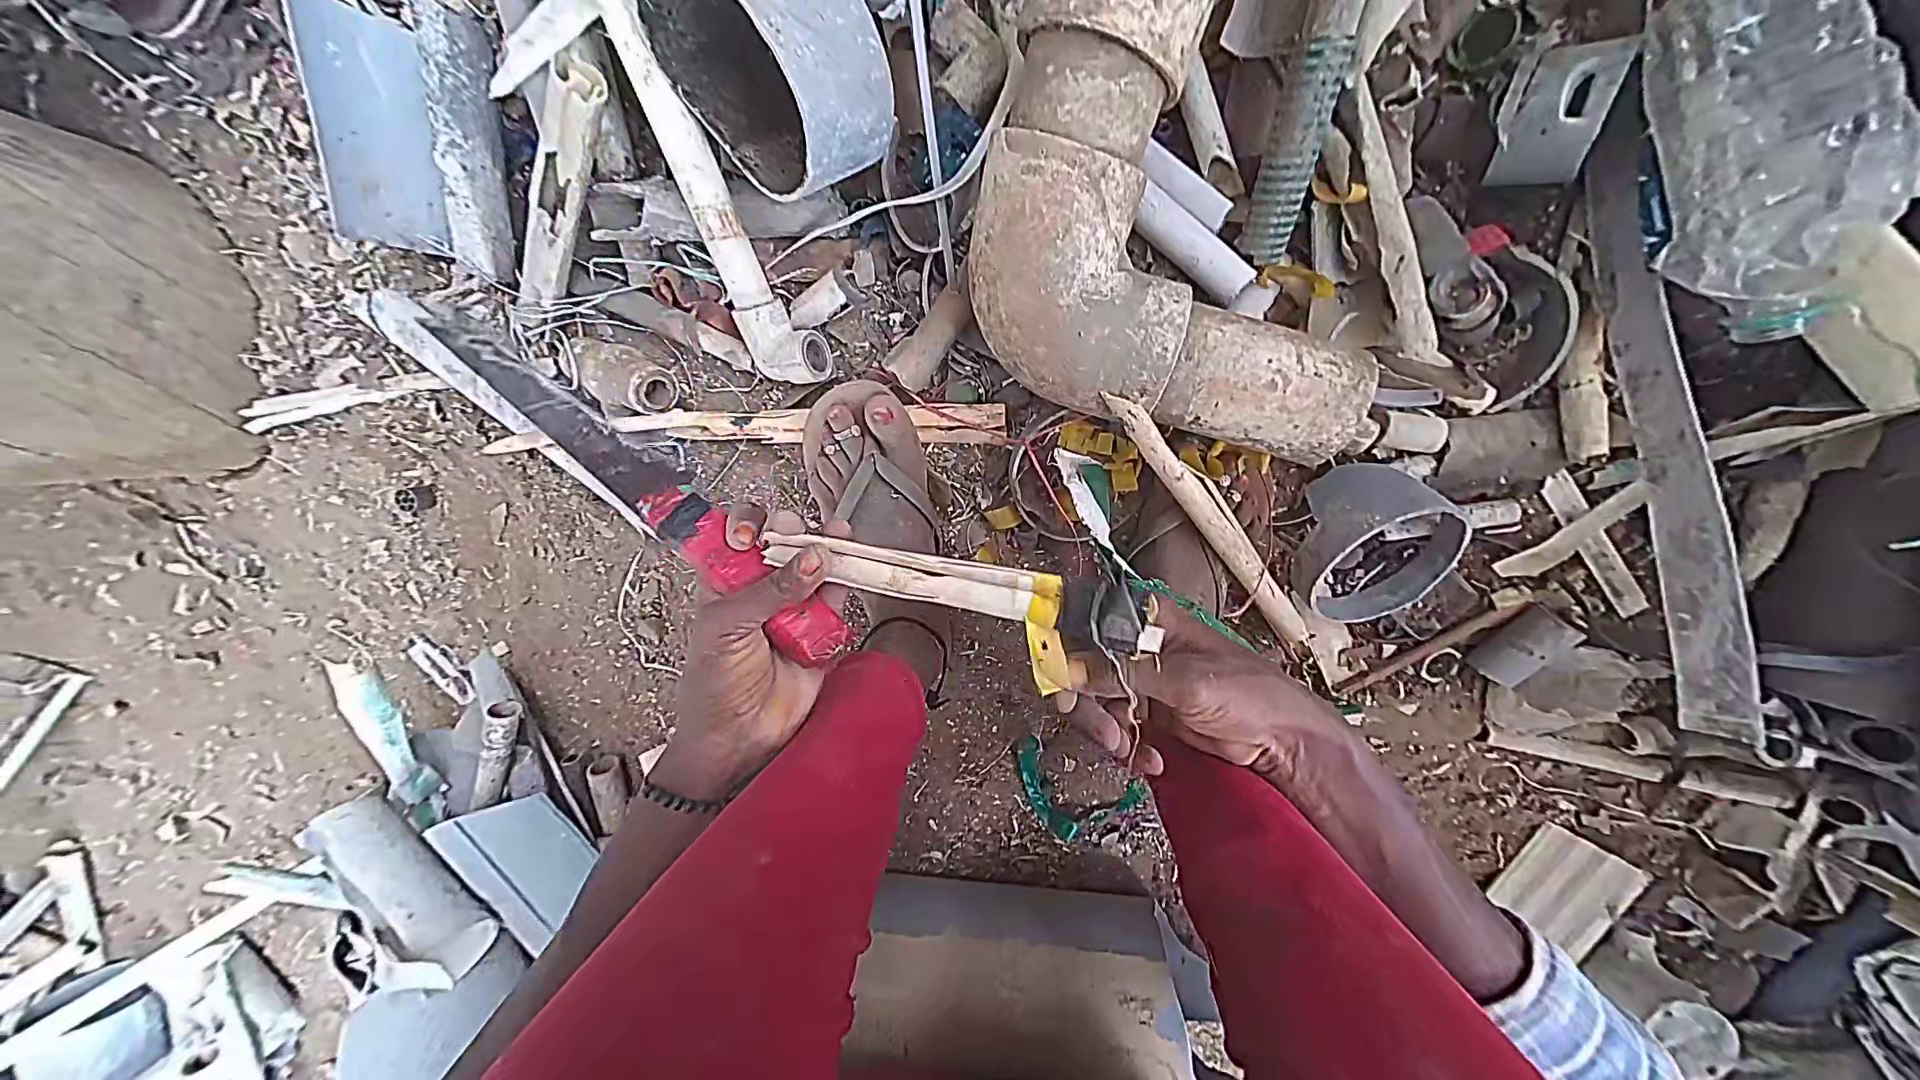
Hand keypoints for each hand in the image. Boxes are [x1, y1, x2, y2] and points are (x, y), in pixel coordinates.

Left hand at [654, 506, 846, 798]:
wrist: (741, 738)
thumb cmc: (714, 686)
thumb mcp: (729, 628)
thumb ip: (771, 590)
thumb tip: (811, 558)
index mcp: (724, 581)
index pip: (735, 534)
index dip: (745, 524)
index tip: (751, 535)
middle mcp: (760, 588)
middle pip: (781, 540)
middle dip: (791, 531)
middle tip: (794, 539)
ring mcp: (792, 605)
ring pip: (814, 563)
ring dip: (826, 547)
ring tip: (834, 540)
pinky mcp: (821, 625)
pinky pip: (837, 594)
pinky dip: (845, 580)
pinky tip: (845, 570)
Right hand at [1069, 605, 1357, 787]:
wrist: (1283, 741)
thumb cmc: (1250, 693)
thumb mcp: (1185, 681)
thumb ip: (1124, 672)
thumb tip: (1072, 670)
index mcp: (1149, 619)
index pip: (1089, 622)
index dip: (1066, 646)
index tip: (1056, 676)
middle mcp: (1139, 645)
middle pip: (1083, 666)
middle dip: (1089, 704)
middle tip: (1105, 731)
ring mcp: (1141, 678)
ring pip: (1094, 700)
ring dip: (1107, 730)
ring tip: (1130, 749)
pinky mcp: (1147, 710)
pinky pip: (1114, 725)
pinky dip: (1125, 746)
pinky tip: (1149, 758)